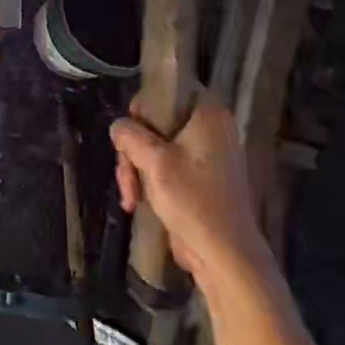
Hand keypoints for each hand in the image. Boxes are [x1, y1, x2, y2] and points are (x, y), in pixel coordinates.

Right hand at [109, 95, 270, 284]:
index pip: (168, 88)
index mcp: (208, 115)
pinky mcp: (199, 178)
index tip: (132, 132)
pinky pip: (163, 166)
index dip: (144, 107)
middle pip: (155, 120)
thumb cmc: (193, 201)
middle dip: (133, 149)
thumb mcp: (153, 160)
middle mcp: (210, 129)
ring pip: (154, 145)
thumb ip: (129, 134)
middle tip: (127, 171)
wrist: (225, 256)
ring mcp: (205, 155)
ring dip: (135, 169)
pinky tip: (137, 202)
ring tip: (131, 196)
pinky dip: (148, 180)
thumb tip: (119, 127)